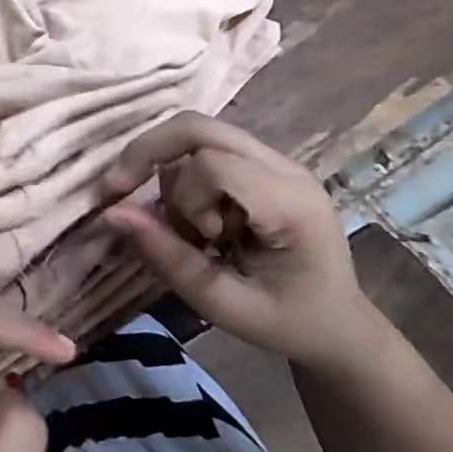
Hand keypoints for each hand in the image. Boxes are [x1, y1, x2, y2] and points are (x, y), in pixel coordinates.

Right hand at [101, 112, 377, 369]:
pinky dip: (182, 173)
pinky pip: (207, 146)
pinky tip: (195, 216)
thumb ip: (170, 258)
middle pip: (199, 126)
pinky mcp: (263, 164)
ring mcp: (276, 160)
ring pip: (197, 132)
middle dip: (149, 152)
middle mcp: (285, 167)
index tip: (186, 238)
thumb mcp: (226, 306)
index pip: (213, 165)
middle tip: (119, 189)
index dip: (180, 197)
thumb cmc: (289, 323)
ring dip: (170, 170)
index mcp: (291, 204)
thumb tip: (112, 214)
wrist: (339, 325)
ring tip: (186, 224)